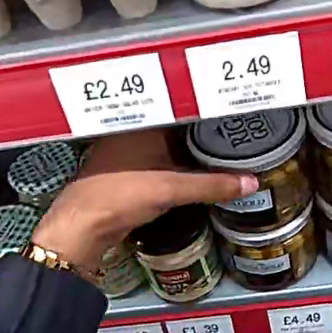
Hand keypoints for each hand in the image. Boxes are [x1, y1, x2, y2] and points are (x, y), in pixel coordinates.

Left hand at [30, 130, 254, 274]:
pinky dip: (174, 164)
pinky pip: (157, 160)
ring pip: (164, 144)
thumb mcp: (172, 189)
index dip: (207, 109)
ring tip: (218, 148)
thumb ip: (212, 184)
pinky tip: (190, 170)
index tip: (231, 111)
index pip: (181, 106)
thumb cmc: (120, 195)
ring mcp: (125, 151)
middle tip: (232, 130)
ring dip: (186, 148)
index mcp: (142, 122)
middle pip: (174, 125)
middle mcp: (131, 130)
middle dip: (200, 130)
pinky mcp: (123, 172)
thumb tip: (249, 183)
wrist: (82, 226)